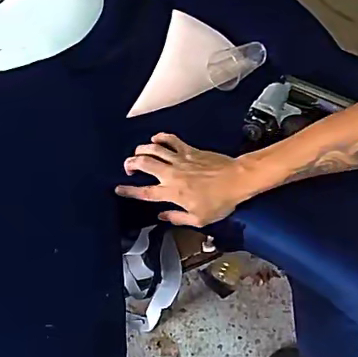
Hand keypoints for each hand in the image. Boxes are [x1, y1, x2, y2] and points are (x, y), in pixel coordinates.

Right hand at [115, 133, 254, 226]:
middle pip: (143, 164)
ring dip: (142, 149)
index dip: (129, 190)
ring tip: (137, 153)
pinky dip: (160, 137)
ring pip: (153, 149)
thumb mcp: (199, 219)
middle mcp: (172, 174)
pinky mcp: (189, 150)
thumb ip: (177, 218)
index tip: (119, 189)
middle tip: (128, 166)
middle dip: (131, 163)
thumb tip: (164, 216)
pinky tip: (156, 139)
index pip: (144, 192)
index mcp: (172, 193)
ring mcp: (180, 159)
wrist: (237, 179)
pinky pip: (171, 140)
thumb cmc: (221, 200)